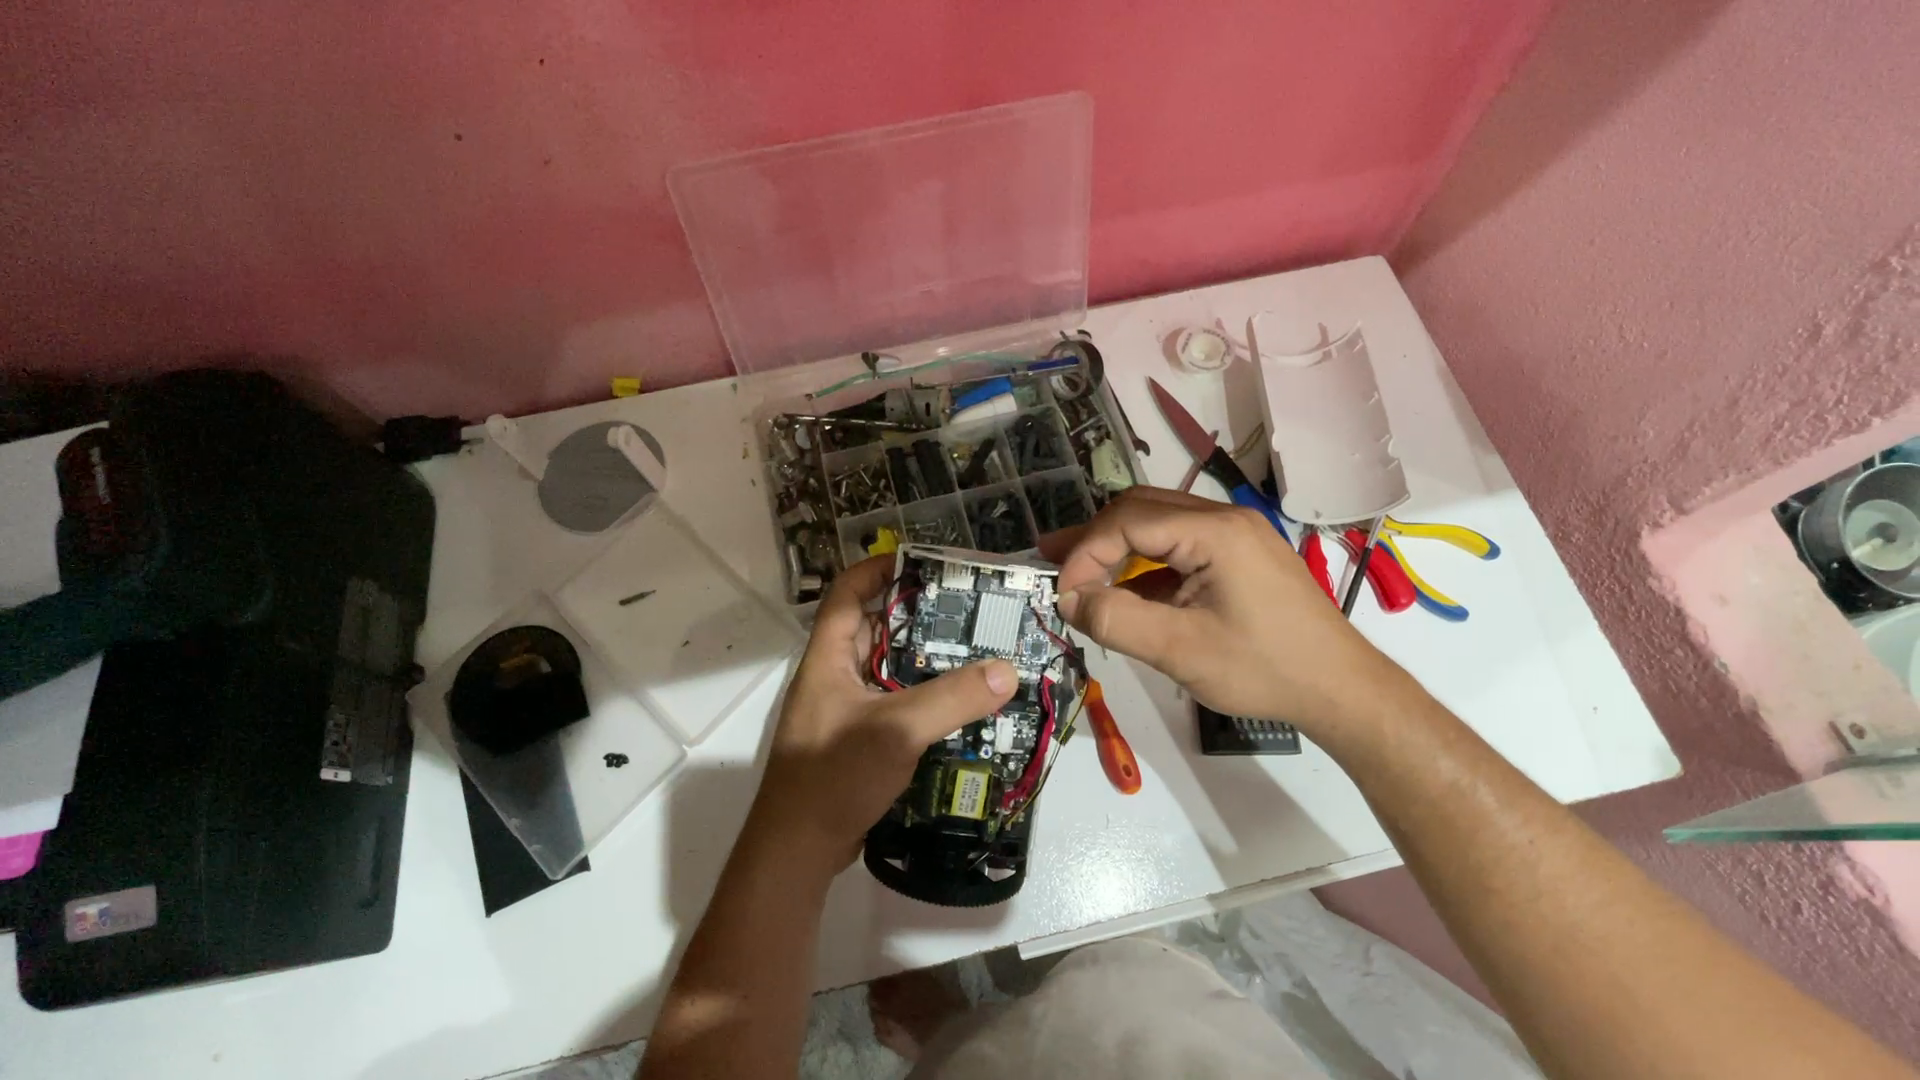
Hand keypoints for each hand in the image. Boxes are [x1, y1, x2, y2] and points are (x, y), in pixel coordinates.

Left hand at [749, 555, 1017, 866]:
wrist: (797, 850)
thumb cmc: (834, 775)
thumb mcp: (896, 730)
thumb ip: (952, 699)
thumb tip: (1007, 671)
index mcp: (827, 659)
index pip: (847, 594)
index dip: (877, 570)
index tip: (921, 562)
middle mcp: (832, 678)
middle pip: (872, 629)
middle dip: (915, 615)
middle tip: (966, 609)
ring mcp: (842, 712)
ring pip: (885, 670)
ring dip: (922, 659)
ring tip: (972, 651)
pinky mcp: (854, 742)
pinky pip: (891, 704)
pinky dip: (920, 697)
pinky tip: (956, 706)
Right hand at [1051, 487, 1397, 734]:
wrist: (1340, 688)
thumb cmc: (1263, 669)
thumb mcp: (1179, 650)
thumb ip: (1116, 621)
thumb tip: (1069, 600)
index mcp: (1215, 531)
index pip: (1127, 521)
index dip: (1085, 553)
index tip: (1063, 594)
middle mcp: (1226, 518)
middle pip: (1141, 509)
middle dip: (1094, 537)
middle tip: (1054, 562)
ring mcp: (1237, 535)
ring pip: (1160, 524)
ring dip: (1118, 548)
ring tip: (1080, 574)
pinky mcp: (1241, 556)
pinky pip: (1181, 546)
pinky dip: (1147, 565)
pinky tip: (1128, 594)